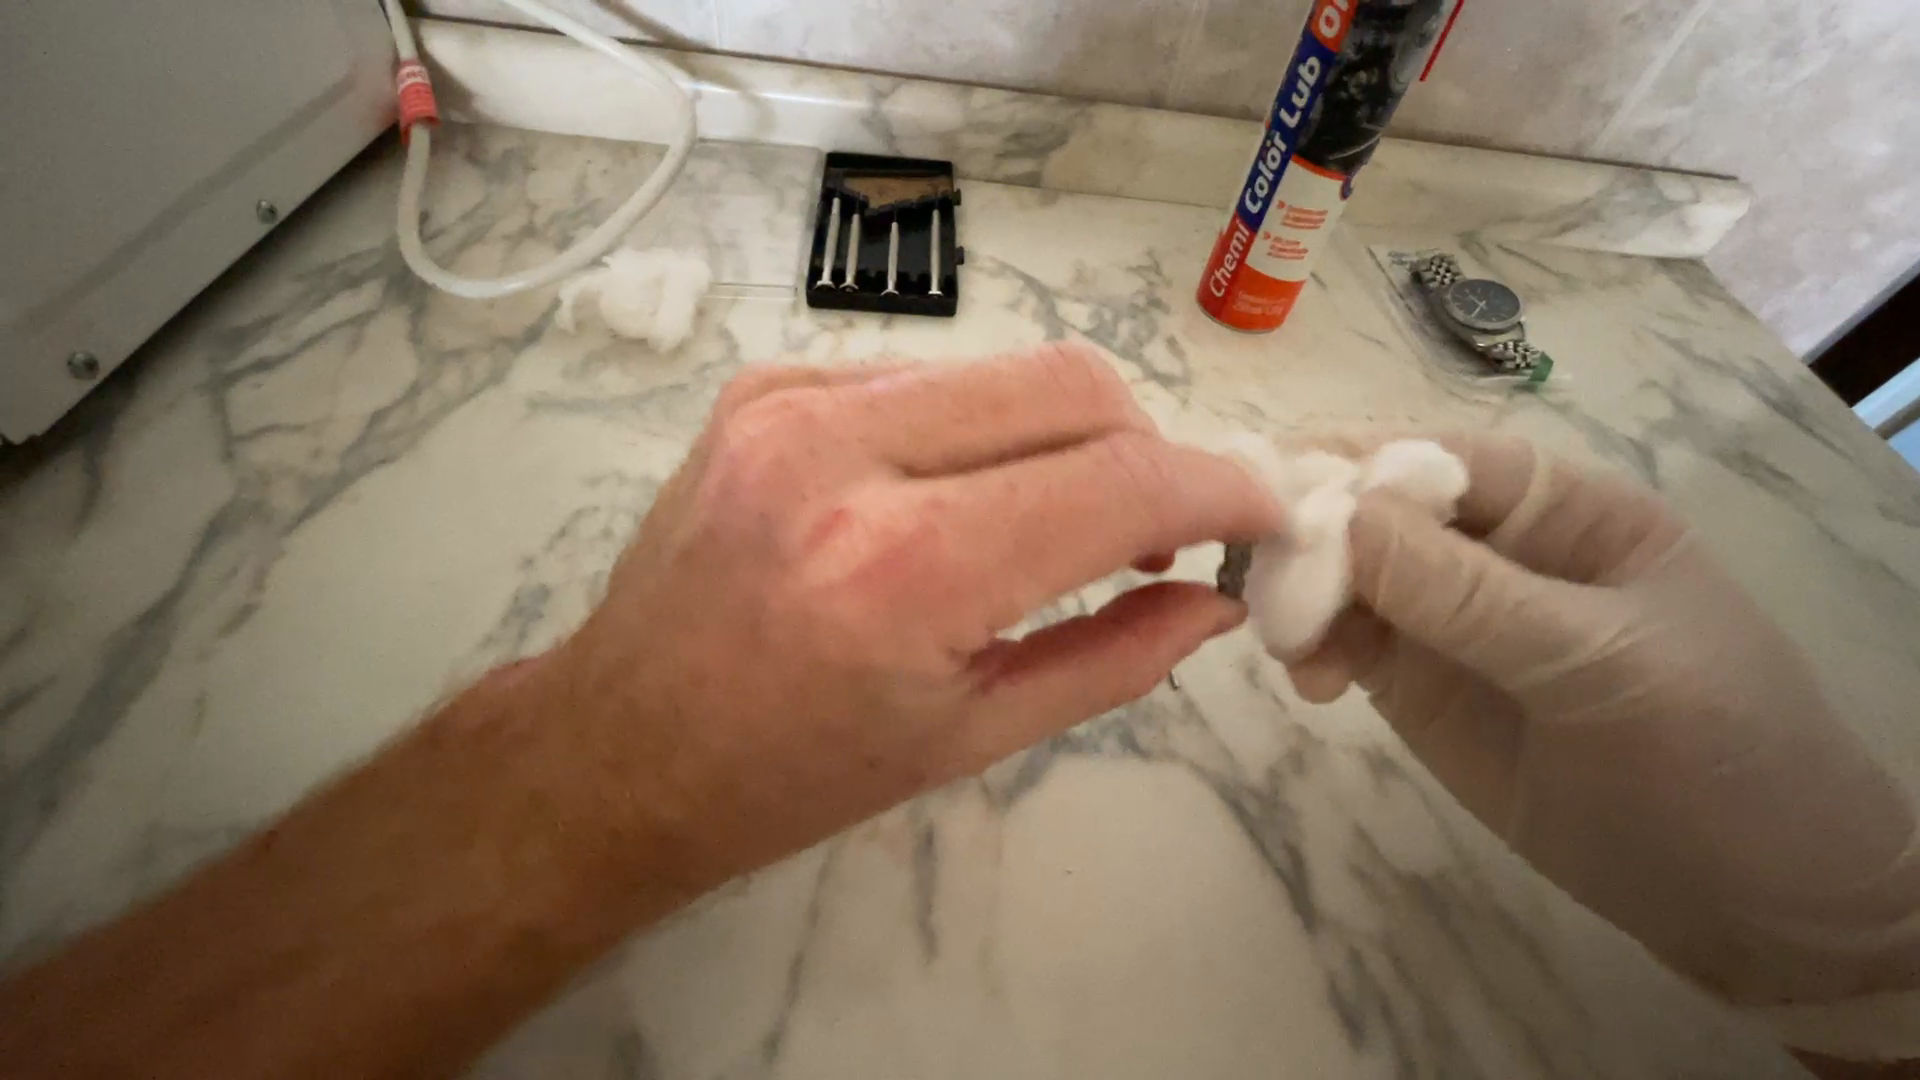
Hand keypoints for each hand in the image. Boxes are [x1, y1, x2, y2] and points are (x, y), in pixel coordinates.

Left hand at [545, 343, 1281, 907]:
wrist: (621, 744)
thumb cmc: (794, 773)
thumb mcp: (970, 737)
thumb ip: (1111, 658)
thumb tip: (1210, 600)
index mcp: (903, 570)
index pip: (1117, 482)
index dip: (1216, 487)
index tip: (1257, 510)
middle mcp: (843, 455)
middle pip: (1070, 385)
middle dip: (1146, 446)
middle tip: (1150, 525)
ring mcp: (791, 404)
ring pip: (1002, 370)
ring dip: (1063, 435)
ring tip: (1056, 514)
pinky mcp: (762, 387)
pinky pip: (924, 379)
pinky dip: (976, 428)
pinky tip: (954, 494)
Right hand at [1285, 434, 1919, 1004]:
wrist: (1735, 901)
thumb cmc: (1711, 757)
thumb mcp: (1601, 665)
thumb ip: (1471, 595)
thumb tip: (1346, 520)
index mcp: (1558, 512)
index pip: (1441, 458)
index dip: (1359, 461)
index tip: (1275, 485)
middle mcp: (1486, 548)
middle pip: (1372, 509)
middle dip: (1309, 530)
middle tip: (1249, 563)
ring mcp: (1437, 613)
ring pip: (1338, 573)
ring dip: (1298, 596)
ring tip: (1287, 644)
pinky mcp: (1404, 673)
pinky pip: (1333, 637)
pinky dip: (1305, 648)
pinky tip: (1310, 684)